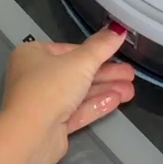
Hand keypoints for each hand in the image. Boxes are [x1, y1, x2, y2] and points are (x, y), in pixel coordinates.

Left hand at [0, 24, 135, 144]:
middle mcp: (33, 76)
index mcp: (31, 54)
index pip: (68, 50)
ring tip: (131, 90)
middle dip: (105, 74)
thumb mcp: (80, 62)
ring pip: (78, 93)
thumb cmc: (51, 87)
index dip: (94, 53)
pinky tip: (117, 100)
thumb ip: (101, 47)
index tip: (117, 54)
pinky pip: (76, 110)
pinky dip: (95, 105)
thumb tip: (118, 28)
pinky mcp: (51, 125)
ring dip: (104, 90)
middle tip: (131, 74)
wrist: (31, 134)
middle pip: (75, 72)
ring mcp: (42, 102)